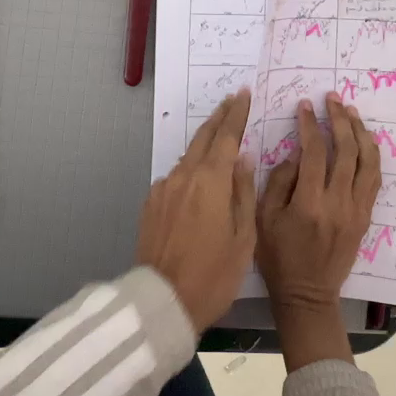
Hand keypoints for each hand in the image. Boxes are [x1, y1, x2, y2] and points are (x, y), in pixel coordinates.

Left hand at [136, 89, 255, 332]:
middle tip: (231, 101)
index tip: (243, 94)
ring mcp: (164, 188)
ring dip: (204, 144)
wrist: (163, 302)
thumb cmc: (213, 274)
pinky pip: (176, 178)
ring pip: (188, 157)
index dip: (236, 114)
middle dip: (219, 117)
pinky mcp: (151, 204)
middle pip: (203, 137)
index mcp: (211, 181)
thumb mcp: (243, 238)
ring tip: (219, 140)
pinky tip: (197, 181)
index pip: (226, 136)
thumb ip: (243, 193)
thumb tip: (243, 159)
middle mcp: (184, 176)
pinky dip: (190, 170)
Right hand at [257, 93, 380, 369]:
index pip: (314, 152)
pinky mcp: (365, 218)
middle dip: (339, 119)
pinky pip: (374, 179)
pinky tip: (364, 139)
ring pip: (367, 162)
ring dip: (360, 132)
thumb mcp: (263, 218)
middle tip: (331, 98)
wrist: (307, 295)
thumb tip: (296, 152)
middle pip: (346, 150)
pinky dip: (371, 155)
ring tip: (351, 111)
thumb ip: (279, 181)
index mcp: (309, 203)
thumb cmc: (278, 257)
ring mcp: (356, 210)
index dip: (310, 124)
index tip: (304, 105)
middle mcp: (338, 203)